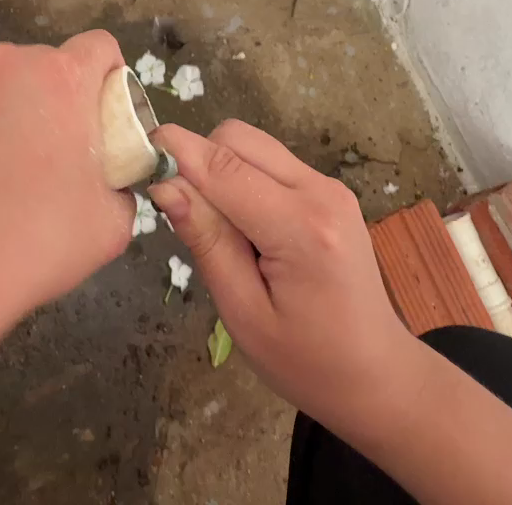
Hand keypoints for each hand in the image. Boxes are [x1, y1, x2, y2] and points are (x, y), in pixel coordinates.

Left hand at [0, 31, 136, 334]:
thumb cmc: (32, 246)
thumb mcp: (112, 225)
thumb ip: (121, 184)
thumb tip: (107, 179)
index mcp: (63, 79)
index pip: (100, 47)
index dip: (108, 78)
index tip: (100, 120)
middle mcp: (8, 63)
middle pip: (46, 65)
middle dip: (55, 99)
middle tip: (50, 157)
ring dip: (7, 111)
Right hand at [146, 120, 423, 434]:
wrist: (376, 373)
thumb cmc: (306, 362)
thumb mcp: (243, 313)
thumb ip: (207, 241)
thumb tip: (164, 186)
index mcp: (301, 227)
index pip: (223, 167)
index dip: (174, 153)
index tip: (135, 154)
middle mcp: (319, 190)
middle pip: (238, 139)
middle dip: (198, 160)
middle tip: (183, 215)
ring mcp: (328, 185)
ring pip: (253, 144)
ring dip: (221, 169)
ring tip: (219, 229)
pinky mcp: (328, 189)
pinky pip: (270, 162)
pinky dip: (243, 178)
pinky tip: (245, 226)